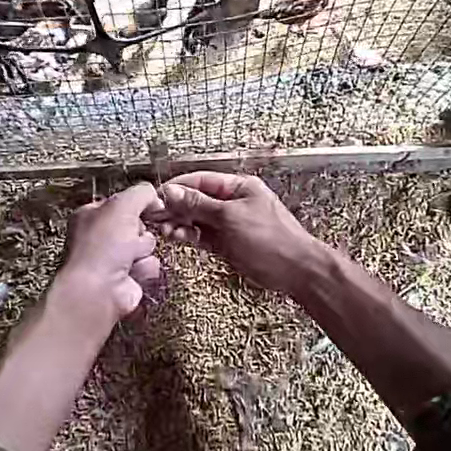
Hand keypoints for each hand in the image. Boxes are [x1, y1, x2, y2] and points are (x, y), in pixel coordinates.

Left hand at [54, 182, 163, 320]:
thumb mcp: (122, 205)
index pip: (123, 203)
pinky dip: (145, 268)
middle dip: (140, 230)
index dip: (139, 204)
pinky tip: (133, 273)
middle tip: (131, 236)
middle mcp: (101, 237)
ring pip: (147, 244)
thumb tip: (154, 196)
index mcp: (92, 215)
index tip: (152, 206)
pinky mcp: (128, 278)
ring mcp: (114, 259)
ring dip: (143, 249)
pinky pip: (149, 265)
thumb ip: (141, 193)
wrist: (98, 290)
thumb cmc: (101, 246)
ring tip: (130, 258)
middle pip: (138, 224)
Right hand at [149, 172, 328, 293]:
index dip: (177, 187)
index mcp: (238, 186)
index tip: (157, 197)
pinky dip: (190, 236)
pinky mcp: (228, 243)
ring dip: (180, 223)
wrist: (296, 271)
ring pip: (198, 219)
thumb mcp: (230, 217)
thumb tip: (172, 192)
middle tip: (154, 216)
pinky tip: (178, 237)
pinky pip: (204, 236)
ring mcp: (230, 223)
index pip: (200, 180)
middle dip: (175, 207)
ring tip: (165, 229)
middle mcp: (233, 202)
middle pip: (197, 199)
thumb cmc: (271, 240)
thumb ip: (198, 204)